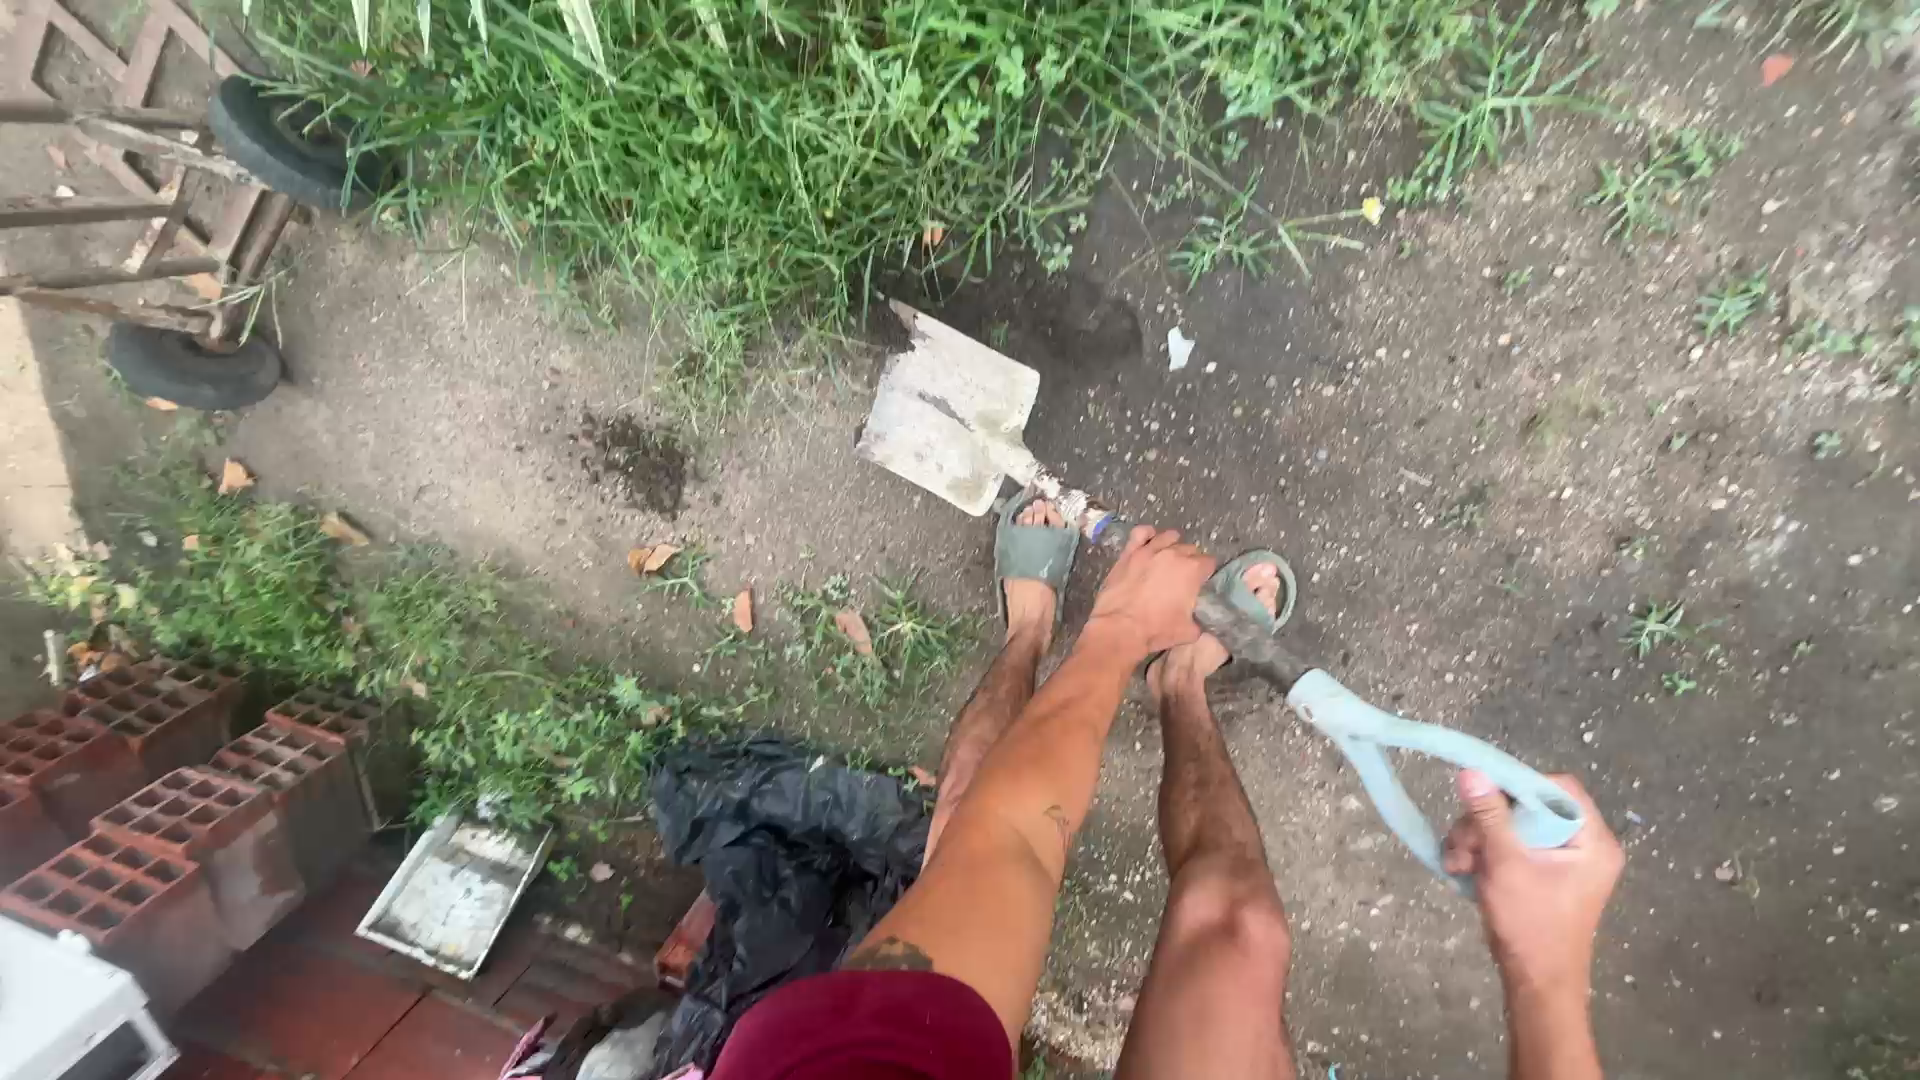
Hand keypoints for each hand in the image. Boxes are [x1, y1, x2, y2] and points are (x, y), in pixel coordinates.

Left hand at [1083, 526, 1215, 660]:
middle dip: (1190, 560)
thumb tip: (1203, 626)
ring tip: (1169, 556)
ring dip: (1172, 544)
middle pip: (1190, 549)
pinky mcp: (1129, 553)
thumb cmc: (1156, 630)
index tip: (1202, 580)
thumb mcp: (1188, 631)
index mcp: (1192, 570)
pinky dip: (1147, 534)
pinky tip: (1149, 540)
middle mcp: (1173, 554)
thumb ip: (1200, 622)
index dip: (1206, 571)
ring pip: (1168, 537)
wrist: (1120, 627)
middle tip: (1183, 575)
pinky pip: (1140, 533)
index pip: (1208, 562)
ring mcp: (1149, 551)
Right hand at [1442, 770, 1623, 999]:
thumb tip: (1472, 771)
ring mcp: (1556, 858)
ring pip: (1507, 822)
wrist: (1535, 979)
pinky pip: (1503, 841)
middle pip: (1525, 805)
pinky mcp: (1536, 869)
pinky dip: (1479, 851)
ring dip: (1474, 837)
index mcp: (1591, 842)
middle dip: (1485, 819)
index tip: (1483, 793)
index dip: (1519, 784)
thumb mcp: (1506, 863)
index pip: (1559, 788)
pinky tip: (1462, 868)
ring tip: (1458, 862)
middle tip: (1464, 841)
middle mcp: (1579, 845)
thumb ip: (1490, 815)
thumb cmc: (1531, 923)